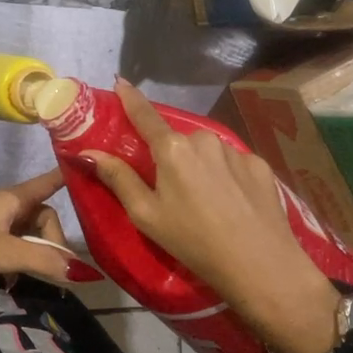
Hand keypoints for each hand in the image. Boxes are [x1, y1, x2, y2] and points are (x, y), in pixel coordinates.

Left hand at [0, 170, 103, 309]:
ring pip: (26, 234)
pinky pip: (10, 244)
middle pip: (42, 218)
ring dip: (32, 256)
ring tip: (27, 280)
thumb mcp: (4, 254)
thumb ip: (44, 260)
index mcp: (12, 197)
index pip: (49, 182)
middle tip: (51, 271)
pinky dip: (15, 261)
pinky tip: (8, 282)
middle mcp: (4, 203)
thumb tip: (86, 272)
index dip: (69, 177)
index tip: (92, 167)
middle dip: (51, 243)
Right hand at [83, 79, 342, 352]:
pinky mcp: (261, 166)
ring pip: (206, 150)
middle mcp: (204, 139)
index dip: (129, 98)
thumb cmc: (194, 243)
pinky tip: (231, 202)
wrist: (264, 270)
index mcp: (172, 148)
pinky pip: (233, 163)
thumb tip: (87, 152)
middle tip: (168, 182)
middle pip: (177, 138)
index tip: (120, 82)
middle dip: (169, 152)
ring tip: (203, 199)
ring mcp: (236, 151)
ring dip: (199, 164)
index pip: (144, 114)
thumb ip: (117, 178)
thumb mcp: (146, 216)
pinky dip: (226, 175)